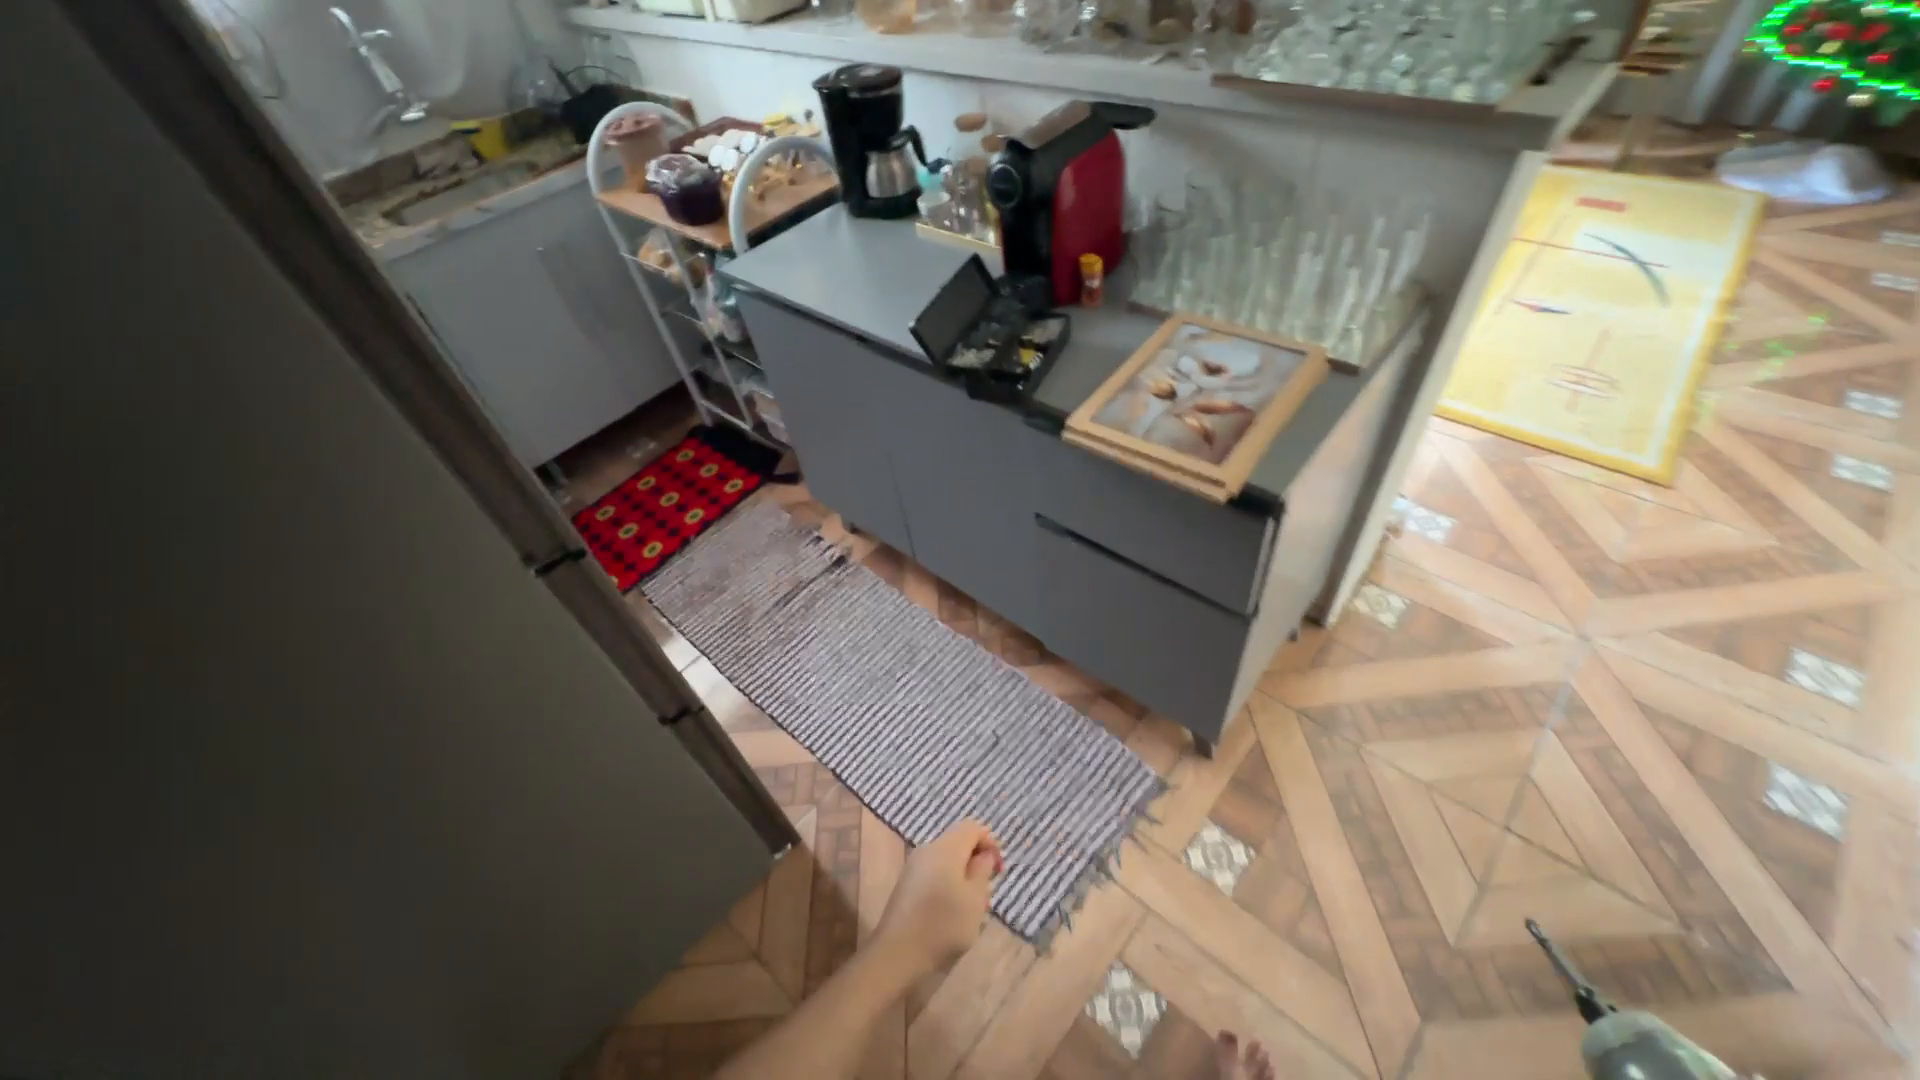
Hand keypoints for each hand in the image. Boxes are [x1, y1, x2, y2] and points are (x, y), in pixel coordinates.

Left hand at [874, 819, 1000, 978]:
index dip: (990, 843)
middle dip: (976, 860)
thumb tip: (984, 854)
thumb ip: (983, 870)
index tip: (998, 870)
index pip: (972, 827)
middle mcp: (927, 849)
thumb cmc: (943, 925)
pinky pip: (934, 872)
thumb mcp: (975, 899)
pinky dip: (948, 883)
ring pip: (947, 858)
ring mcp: (913, 867)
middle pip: (958, 841)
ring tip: (970, 905)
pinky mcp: (906, 884)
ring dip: (963, 874)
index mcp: (945, 848)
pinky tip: (950, 911)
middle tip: (986, 890)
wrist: (897, 954)